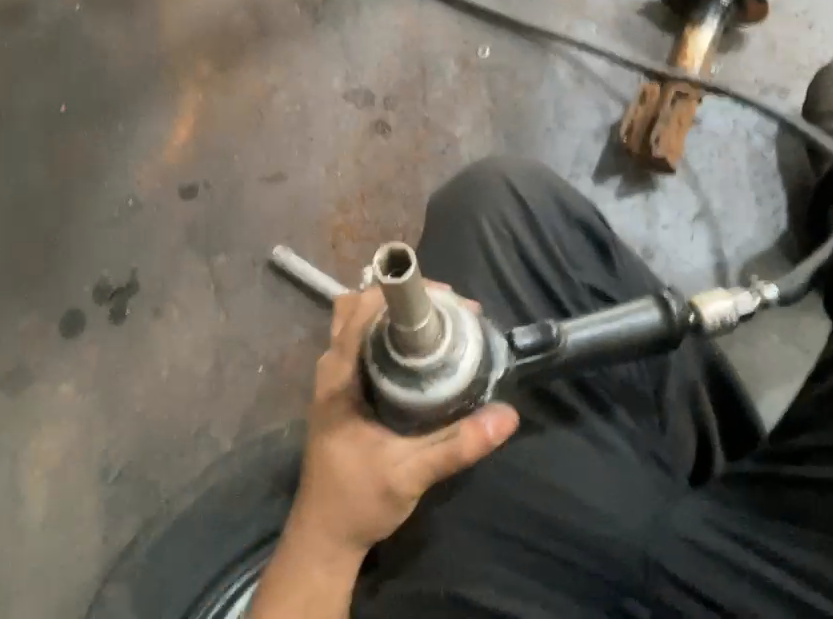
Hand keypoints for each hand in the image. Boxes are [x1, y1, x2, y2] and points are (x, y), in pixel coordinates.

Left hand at [286, 284, 520, 559]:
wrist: (325, 538)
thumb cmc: (358, 501)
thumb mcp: (411, 473)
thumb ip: (458, 444)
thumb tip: (508, 415)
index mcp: (338, 377)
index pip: (361, 310)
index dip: (399, 294)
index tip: (444, 301)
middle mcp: (331, 369)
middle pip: (358, 308)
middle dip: (400, 300)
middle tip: (447, 312)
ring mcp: (334, 380)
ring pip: (359, 325)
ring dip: (394, 316)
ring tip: (441, 326)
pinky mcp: (343, 392)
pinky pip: (363, 345)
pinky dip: (390, 336)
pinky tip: (423, 353)